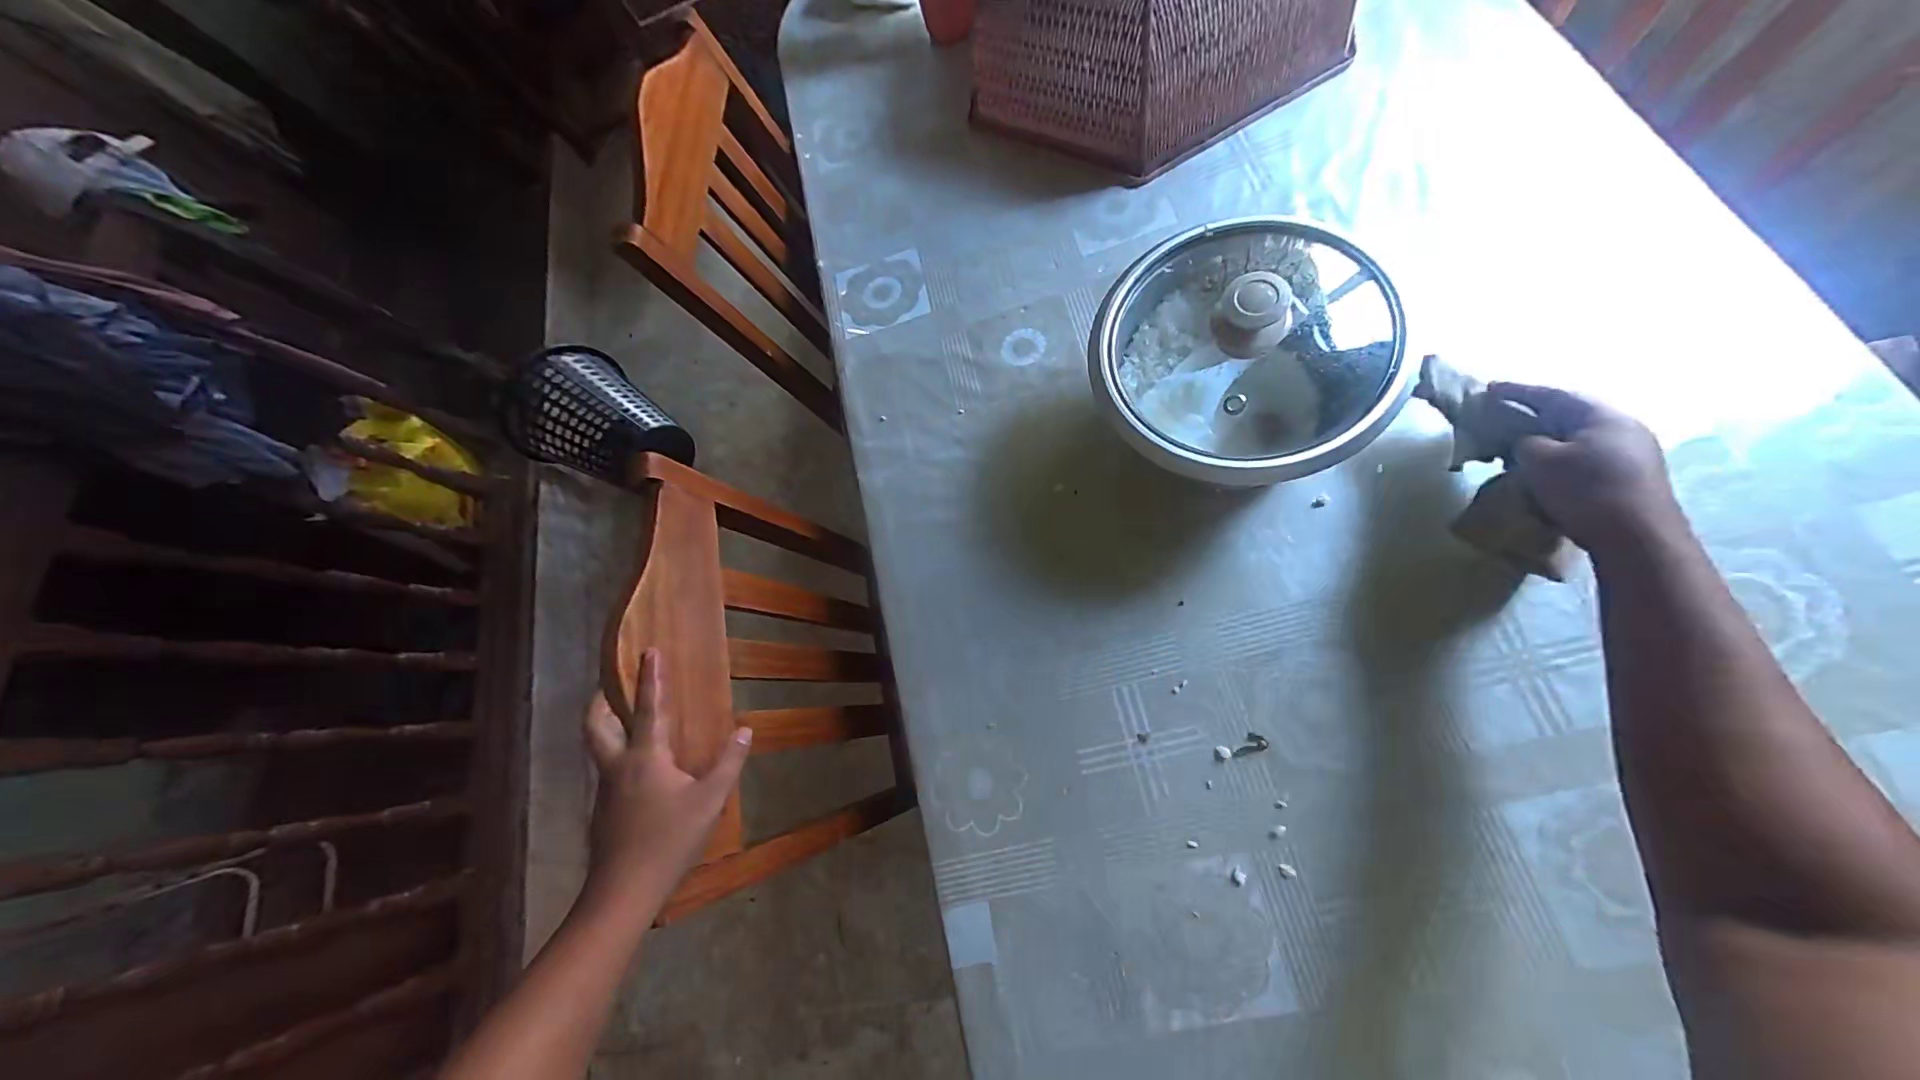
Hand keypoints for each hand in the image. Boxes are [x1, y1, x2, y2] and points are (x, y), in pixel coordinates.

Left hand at [582, 648, 750, 912]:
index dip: (650, 678)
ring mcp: (606, 791)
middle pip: (596, 727)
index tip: (649, 650)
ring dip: (605, 728)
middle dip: (599, 702)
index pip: (647, 709)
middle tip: (604, 686)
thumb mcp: (710, 801)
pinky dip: (616, 758)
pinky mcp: (603, 813)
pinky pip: (608, 773)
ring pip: (599, 750)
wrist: (622, 892)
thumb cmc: (668, 841)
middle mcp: (618, 767)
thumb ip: (728, 764)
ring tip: (622, 722)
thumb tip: (746, 731)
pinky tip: (638, 774)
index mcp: (645, 758)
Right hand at [1487, 382, 1685, 554]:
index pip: (1551, 395)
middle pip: (1569, 414)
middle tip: (1504, 417)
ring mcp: (1634, 452)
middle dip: (1535, 415)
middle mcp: (1623, 426)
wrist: (1638, 537)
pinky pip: (1588, 456)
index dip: (1517, 392)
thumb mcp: (1540, 461)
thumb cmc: (1585, 490)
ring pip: (1579, 437)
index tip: (1489, 389)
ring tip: (1521, 447)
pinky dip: (1563, 458)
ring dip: (1549, 439)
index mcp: (1601, 416)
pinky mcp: (1633, 476)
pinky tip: (1549, 470)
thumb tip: (1525, 441)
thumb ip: (1525, 442)